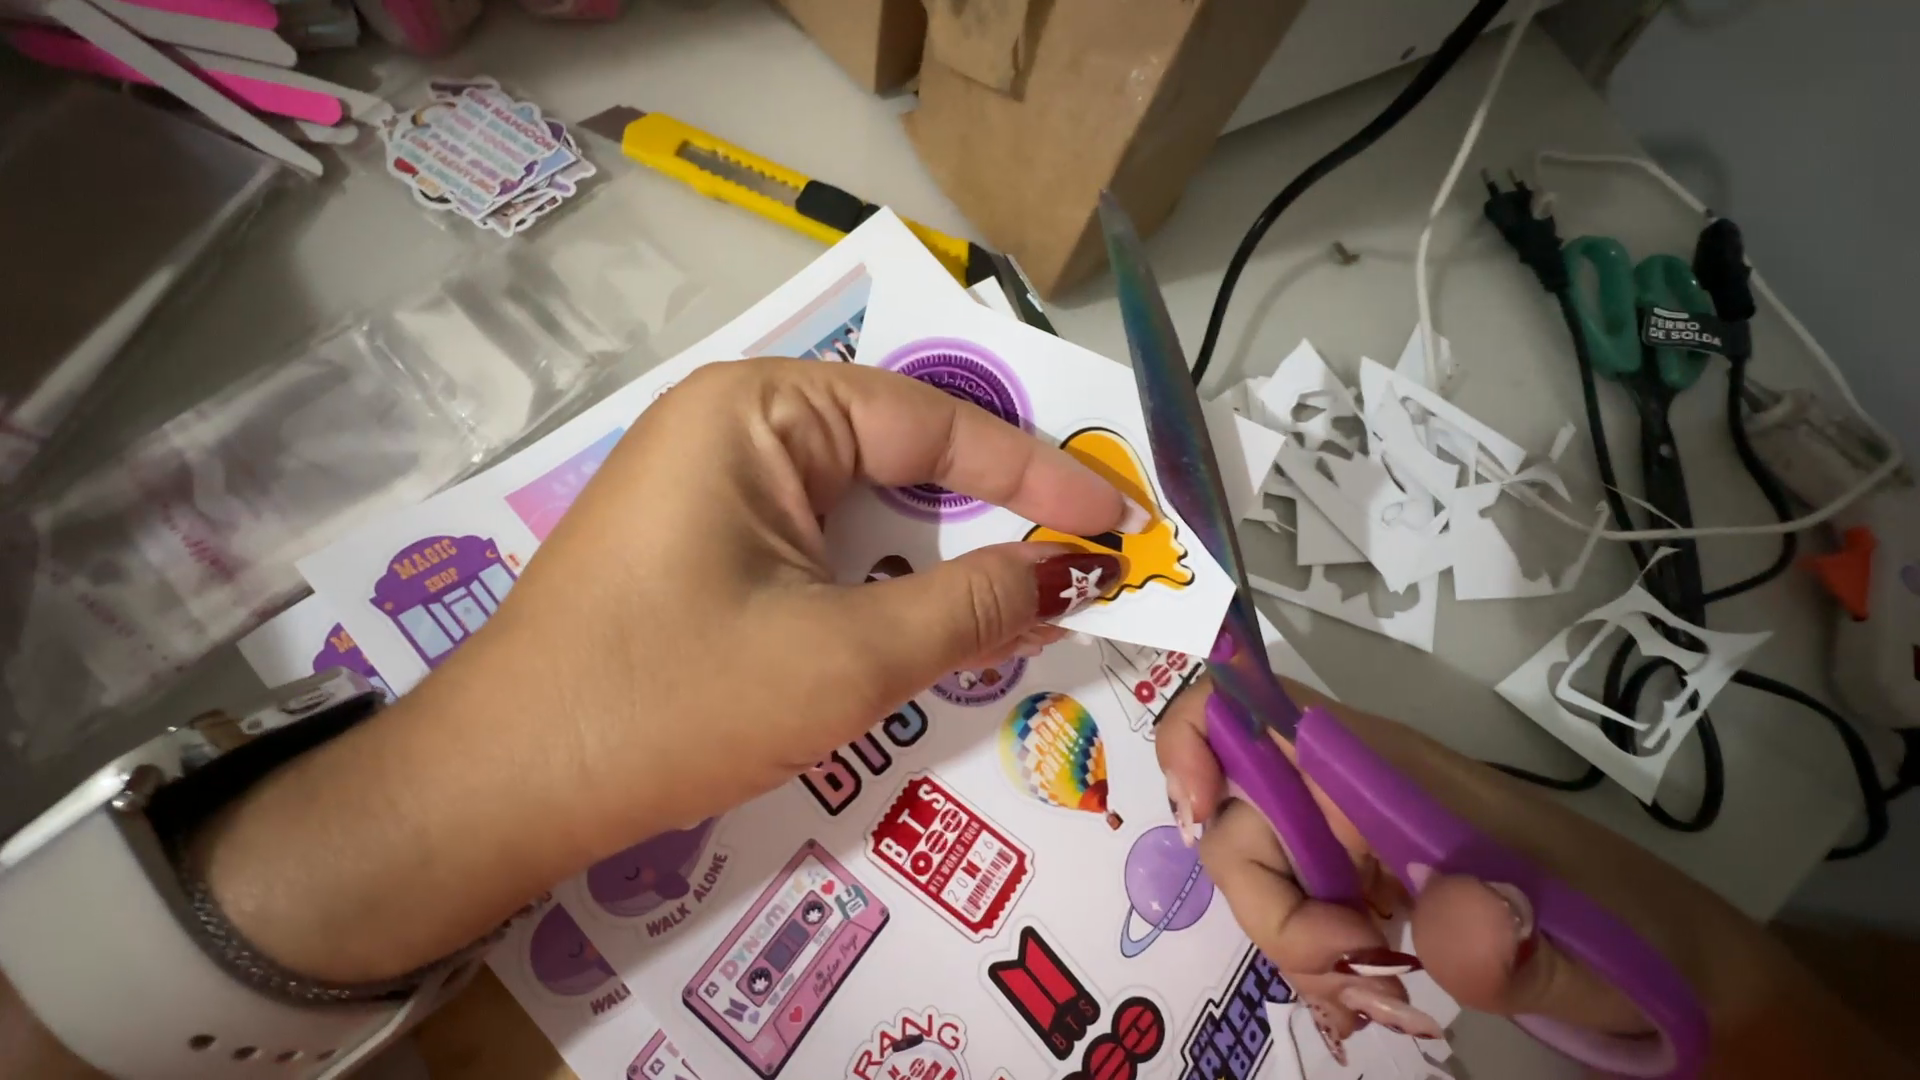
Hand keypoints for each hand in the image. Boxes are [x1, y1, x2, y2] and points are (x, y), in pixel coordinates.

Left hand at [199, 358, 1142, 984]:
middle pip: (903, 455)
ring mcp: (720, 485)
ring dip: (945, 549)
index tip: (1116, 521)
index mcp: (762, 409)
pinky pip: (829, 542)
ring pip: (869, 505)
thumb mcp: (845, 658)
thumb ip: (973, 608)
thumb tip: (1073, 580)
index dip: (1037, 473)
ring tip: (1029, 581)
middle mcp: (740, 425)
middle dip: (995, 507)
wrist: (500, 793)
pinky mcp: (712, 543)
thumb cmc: (669, 704)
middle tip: (1082, 550)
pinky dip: (891, 576)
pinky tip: (935, 609)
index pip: (934, 422)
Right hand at [1154, 677, 1909, 1074]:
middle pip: (1232, 811)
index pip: (1247, 704)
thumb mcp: (1582, 948)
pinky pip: (1282, 901)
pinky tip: (1365, 981)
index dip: (1194, 737)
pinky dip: (1303, 950)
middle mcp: (1337, 784)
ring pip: (1250, 864)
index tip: (1198, 818)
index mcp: (1373, 762)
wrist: (1660, 964)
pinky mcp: (1344, 875)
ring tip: (1374, 985)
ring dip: (1287, 934)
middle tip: (1350, 963)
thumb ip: (1508, 944)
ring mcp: (1338, 831)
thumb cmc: (1620, 928)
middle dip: (1263, 898)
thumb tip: (1439, 917)